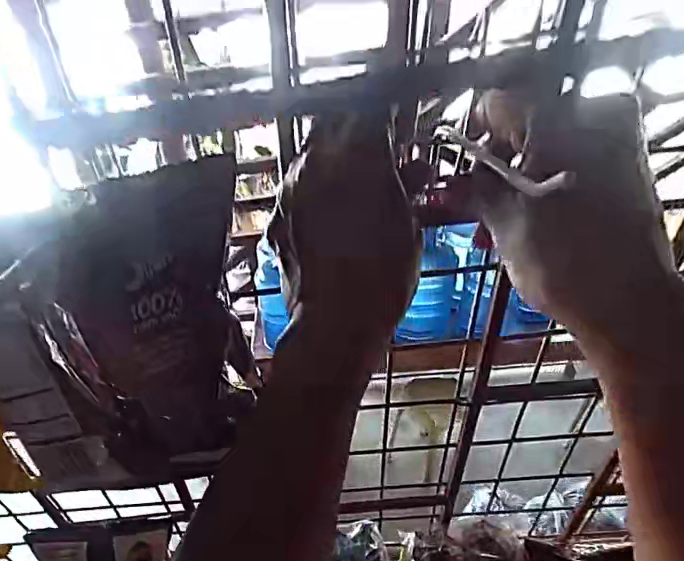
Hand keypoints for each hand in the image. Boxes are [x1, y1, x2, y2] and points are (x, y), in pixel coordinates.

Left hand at [267, 112, 421, 350]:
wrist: (335, 327)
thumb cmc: (379, 279)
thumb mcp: (407, 221)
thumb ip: (400, 183)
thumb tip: (402, 171)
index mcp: (352, 150)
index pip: (374, 110)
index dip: (391, 122)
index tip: (402, 134)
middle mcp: (311, 165)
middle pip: (337, 135)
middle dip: (361, 146)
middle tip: (384, 167)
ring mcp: (288, 197)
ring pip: (314, 167)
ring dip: (337, 175)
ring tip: (363, 201)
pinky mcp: (276, 227)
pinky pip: (299, 201)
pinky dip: (317, 205)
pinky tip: (338, 227)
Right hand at [463, 91, 683, 346]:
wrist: (626, 298)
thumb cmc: (567, 263)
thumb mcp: (507, 225)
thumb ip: (476, 193)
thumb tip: (449, 183)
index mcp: (565, 120)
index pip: (498, 106)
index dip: (468, 140)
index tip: (453, 174)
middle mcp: (597, 115)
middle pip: (523, 128)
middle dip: (490, 169)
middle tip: (468, 210)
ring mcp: (615, 139)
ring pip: (544, 149)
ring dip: (511, 185)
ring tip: (492, 230)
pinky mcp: (623, 165)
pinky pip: (568, 162)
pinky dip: (540, 188)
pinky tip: (523, 225)